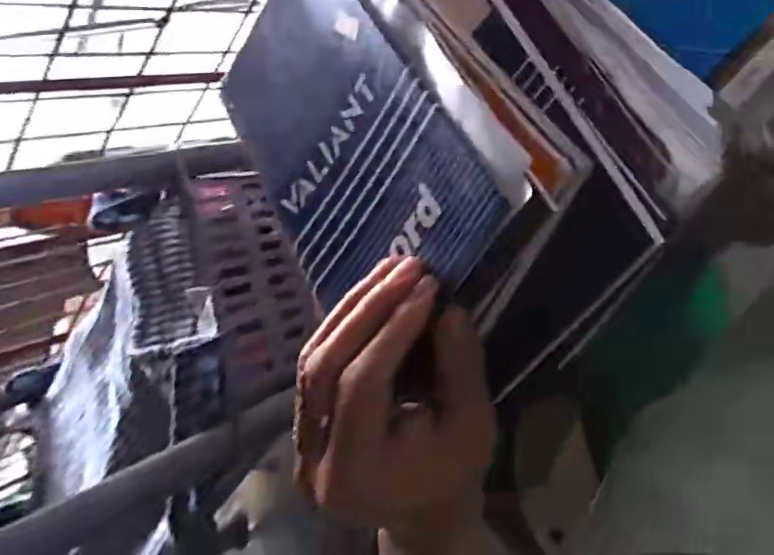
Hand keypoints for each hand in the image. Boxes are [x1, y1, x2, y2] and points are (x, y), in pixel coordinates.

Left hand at [294, 256, 495, 548]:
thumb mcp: (473, 423)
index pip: (362, 387)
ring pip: (314, 356)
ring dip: (355, 304)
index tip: (428, 286)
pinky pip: (317, 358)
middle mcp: (312, 458)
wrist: (423, 507)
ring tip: (393, 266)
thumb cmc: (454, 469)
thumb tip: (449, 309)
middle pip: (327, 367)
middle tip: (411, 266)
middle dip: (370, 308)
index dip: (393, 330)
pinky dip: (346, 318)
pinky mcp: (304, 417)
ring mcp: (301, 438)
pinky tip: (375, 288)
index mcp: (353, 474)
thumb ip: (461, 369)